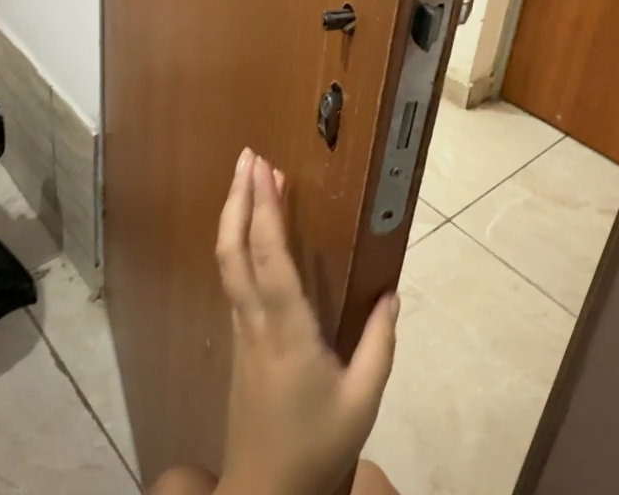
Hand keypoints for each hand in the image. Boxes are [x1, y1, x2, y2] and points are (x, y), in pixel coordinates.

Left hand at [214, 149, 399, 494]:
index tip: (264, 170)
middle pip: (233, 251)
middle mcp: (255, 322)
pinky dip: (240, 244)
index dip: (263, 210)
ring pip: (228, 263)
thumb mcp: (364, 399)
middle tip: (248, 158)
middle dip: (237, 199)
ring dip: (236, 217)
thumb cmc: (317, 444)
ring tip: (251, 182)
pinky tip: (254, 235)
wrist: (265, 489)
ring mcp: (241, 331)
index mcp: (287, 332)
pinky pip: (234, 281)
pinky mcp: (240, 341)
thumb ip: (380, 342)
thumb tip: (390, 292)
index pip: (269, 259)